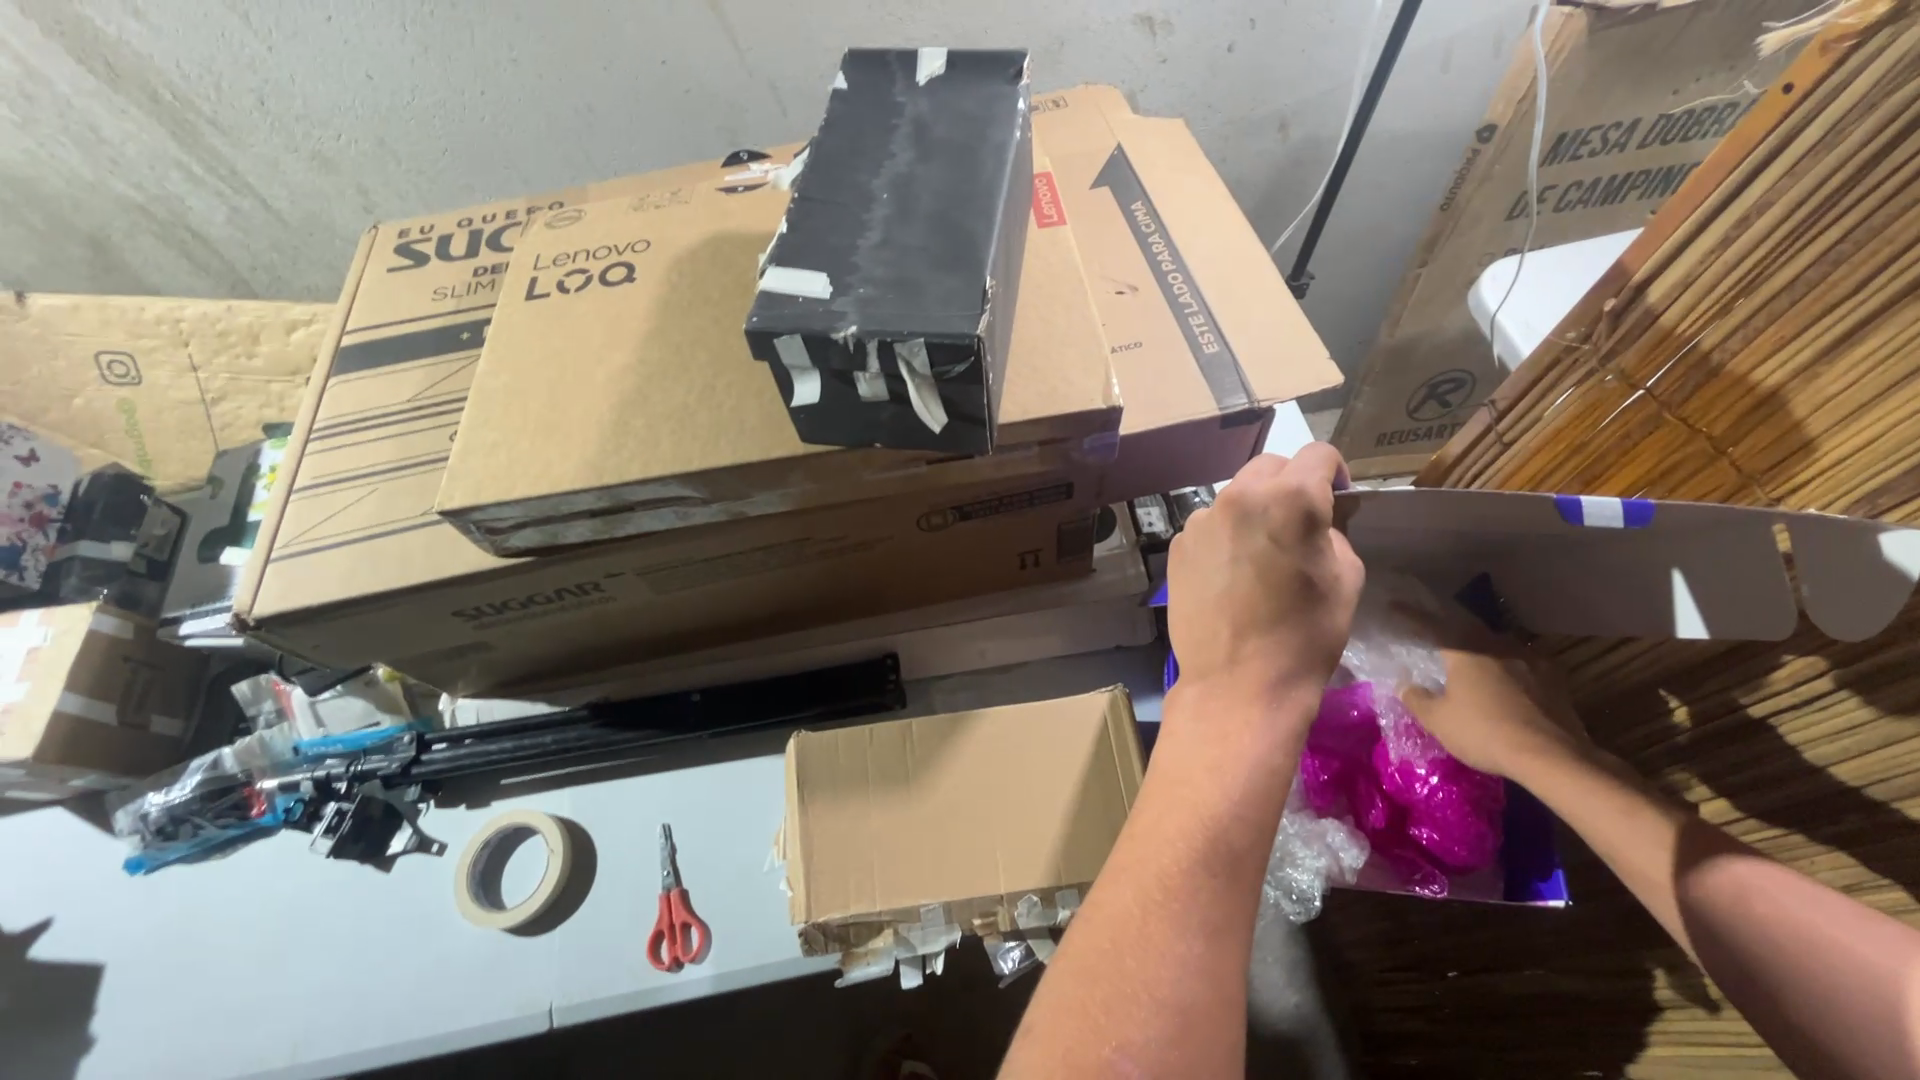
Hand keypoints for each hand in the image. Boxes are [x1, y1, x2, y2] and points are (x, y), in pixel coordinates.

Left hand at [1166, 444, 1364, 711]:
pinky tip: (1230, 574)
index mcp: (1290, 498)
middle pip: (1270, 467)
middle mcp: (1239, 497)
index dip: (1333, 472)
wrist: (1238, 681)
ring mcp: (1201, 521)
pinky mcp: (1178, 547)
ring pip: (1234, 496)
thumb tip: (1314, 523)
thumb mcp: (1346, 577)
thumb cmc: (1305, 634)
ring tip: (1260, 553)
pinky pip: (1209, 527)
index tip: (1335, 497)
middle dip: (1289, 484)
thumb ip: (1331, 531)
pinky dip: (1224, 537)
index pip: (1318, 454)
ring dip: (1252, 511)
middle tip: (1298, 523)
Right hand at [1396, 613, 1591, 779]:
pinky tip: (1509, 678)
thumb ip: (1417, 699)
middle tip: (1438, 634)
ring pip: (1499, 644)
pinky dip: (1509, 666)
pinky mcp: (1555, 679)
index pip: (1432, 626)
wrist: (1551, 757)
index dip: (1411, 616)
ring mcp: (1531, 661)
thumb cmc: (1484, 733)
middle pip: (1469, 630)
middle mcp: (1499, 647)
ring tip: (1473, 657)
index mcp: (1467, 653)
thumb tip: (1404, 684)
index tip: (1394, 606)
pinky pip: (1524, 662)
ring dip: (1482, 647)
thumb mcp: (1438, 721)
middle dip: (1451, 629)